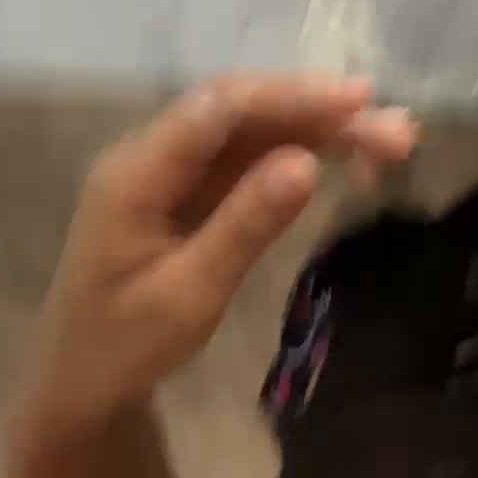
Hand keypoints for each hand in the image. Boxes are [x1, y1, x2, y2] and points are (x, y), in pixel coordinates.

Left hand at [18, 76, 416, 441]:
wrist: (82, 379)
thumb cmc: (125, 345)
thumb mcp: (189, 296)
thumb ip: (244, 226)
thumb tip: (307, 164)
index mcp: (136, 172)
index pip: (218, 110)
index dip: (290, 97)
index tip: (357, 101)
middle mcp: (156, 154)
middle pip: (245, 112)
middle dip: (321, 113)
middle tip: (395, 131)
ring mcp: (178, 170)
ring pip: (258, 131)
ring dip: (322, 130)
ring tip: (390, 144)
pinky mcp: (198, 188)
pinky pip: (256, 157)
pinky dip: (305, 153)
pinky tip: (348, 159)